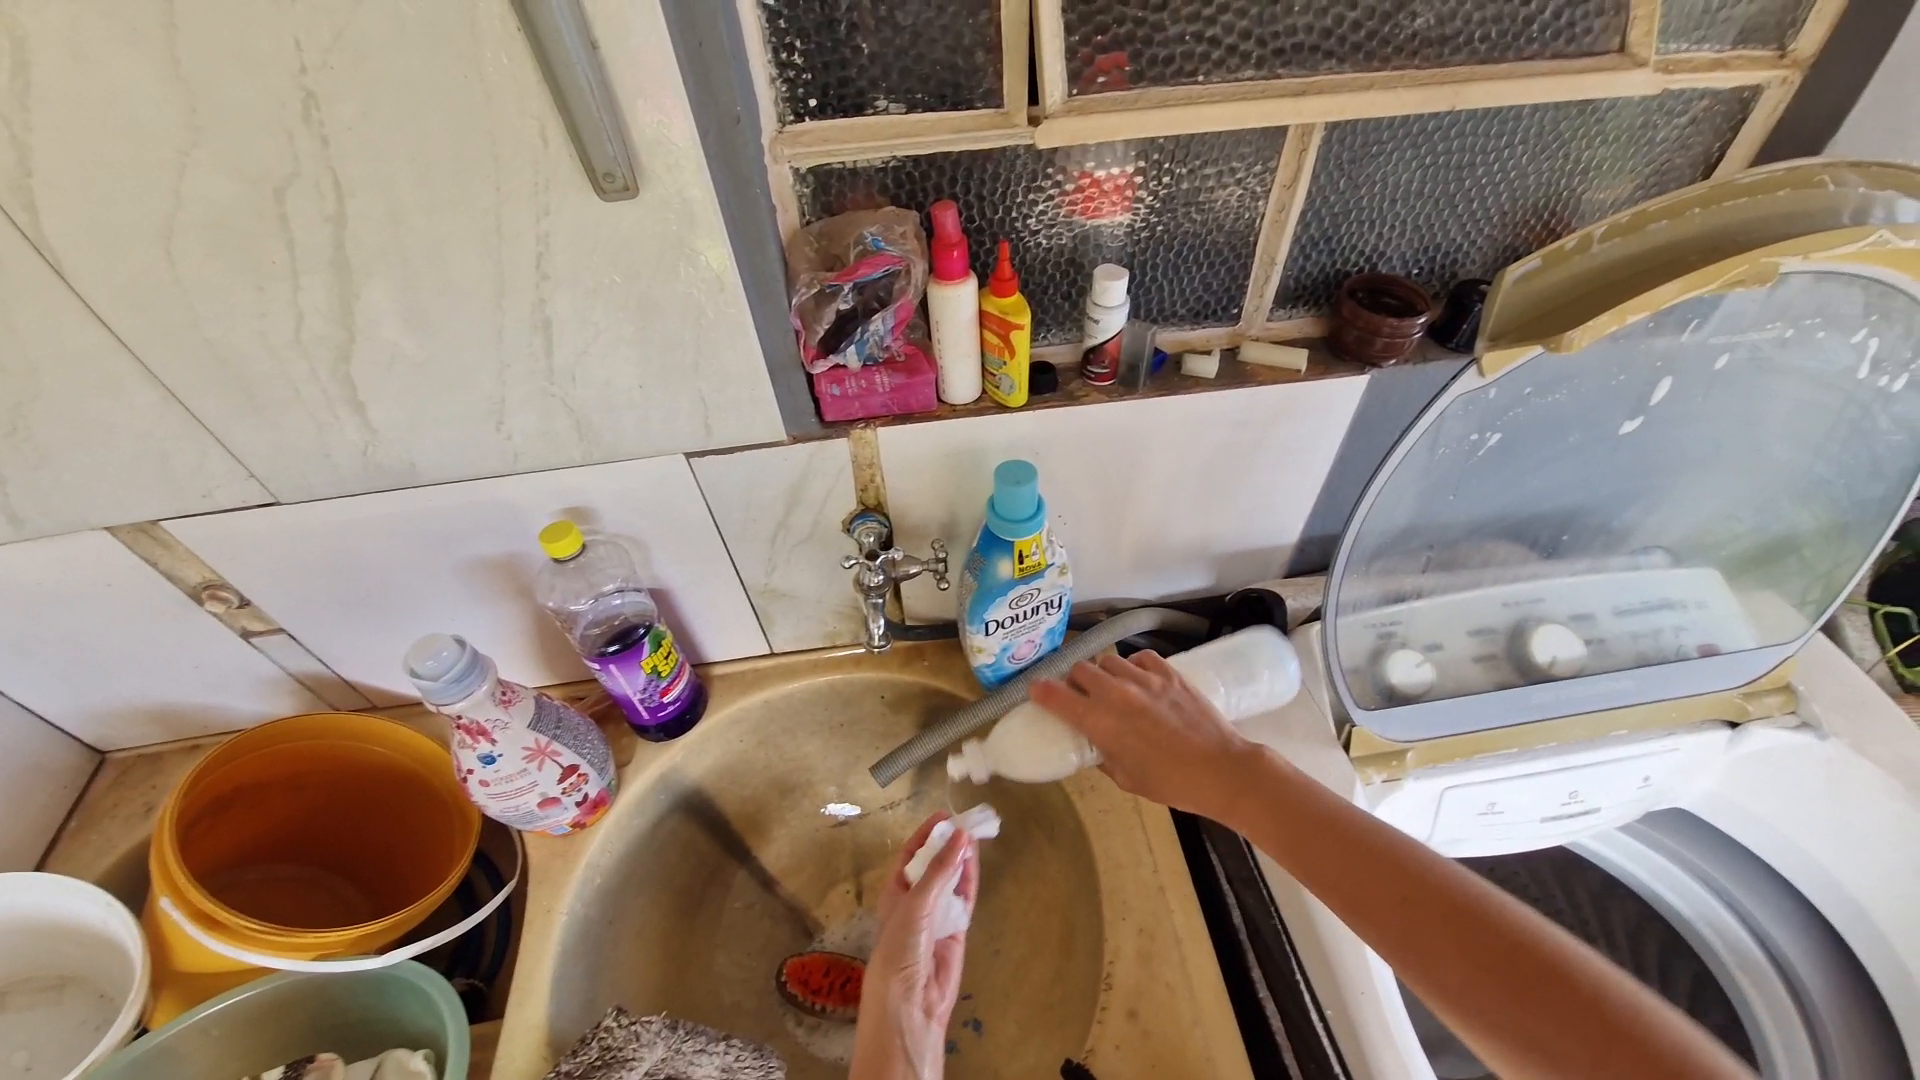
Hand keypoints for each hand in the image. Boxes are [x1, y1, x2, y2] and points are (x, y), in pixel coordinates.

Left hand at [851, 813, 979, 1079]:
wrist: (911, 1004)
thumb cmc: (900, 948)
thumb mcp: (916, 904)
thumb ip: (940, 871)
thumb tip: (961, 837)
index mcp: (895, 892)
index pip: (911, 855)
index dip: (926, 834)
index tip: (945, 815)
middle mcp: (915, 901)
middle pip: (934, 865)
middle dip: (948, 844)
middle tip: (968, 821)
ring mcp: (937, 916)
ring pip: (952, 880)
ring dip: (961, 859)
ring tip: (976, 835)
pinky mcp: (956, 931)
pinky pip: (964, 900)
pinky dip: (970, 881)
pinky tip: (976, 862)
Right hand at [1031, 651, 1257, 818]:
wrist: (1221, 770)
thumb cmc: (1170, 783)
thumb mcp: (1126, 779)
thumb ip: (1103, 757)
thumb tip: (1092, 745)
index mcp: (1100, 722)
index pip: (1056, 696)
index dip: (1041, 691)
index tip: (1036, 691)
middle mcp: (1117, 693)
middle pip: (1080, 669)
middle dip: (1075, 680)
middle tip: (1081, 695)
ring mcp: (1145, 679)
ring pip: (1109, 660)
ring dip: (1104, 673)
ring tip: (1112, 687)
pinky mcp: (1170, 673)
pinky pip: (1140, 656)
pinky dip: (1134, 665)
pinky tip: (1139, 679)